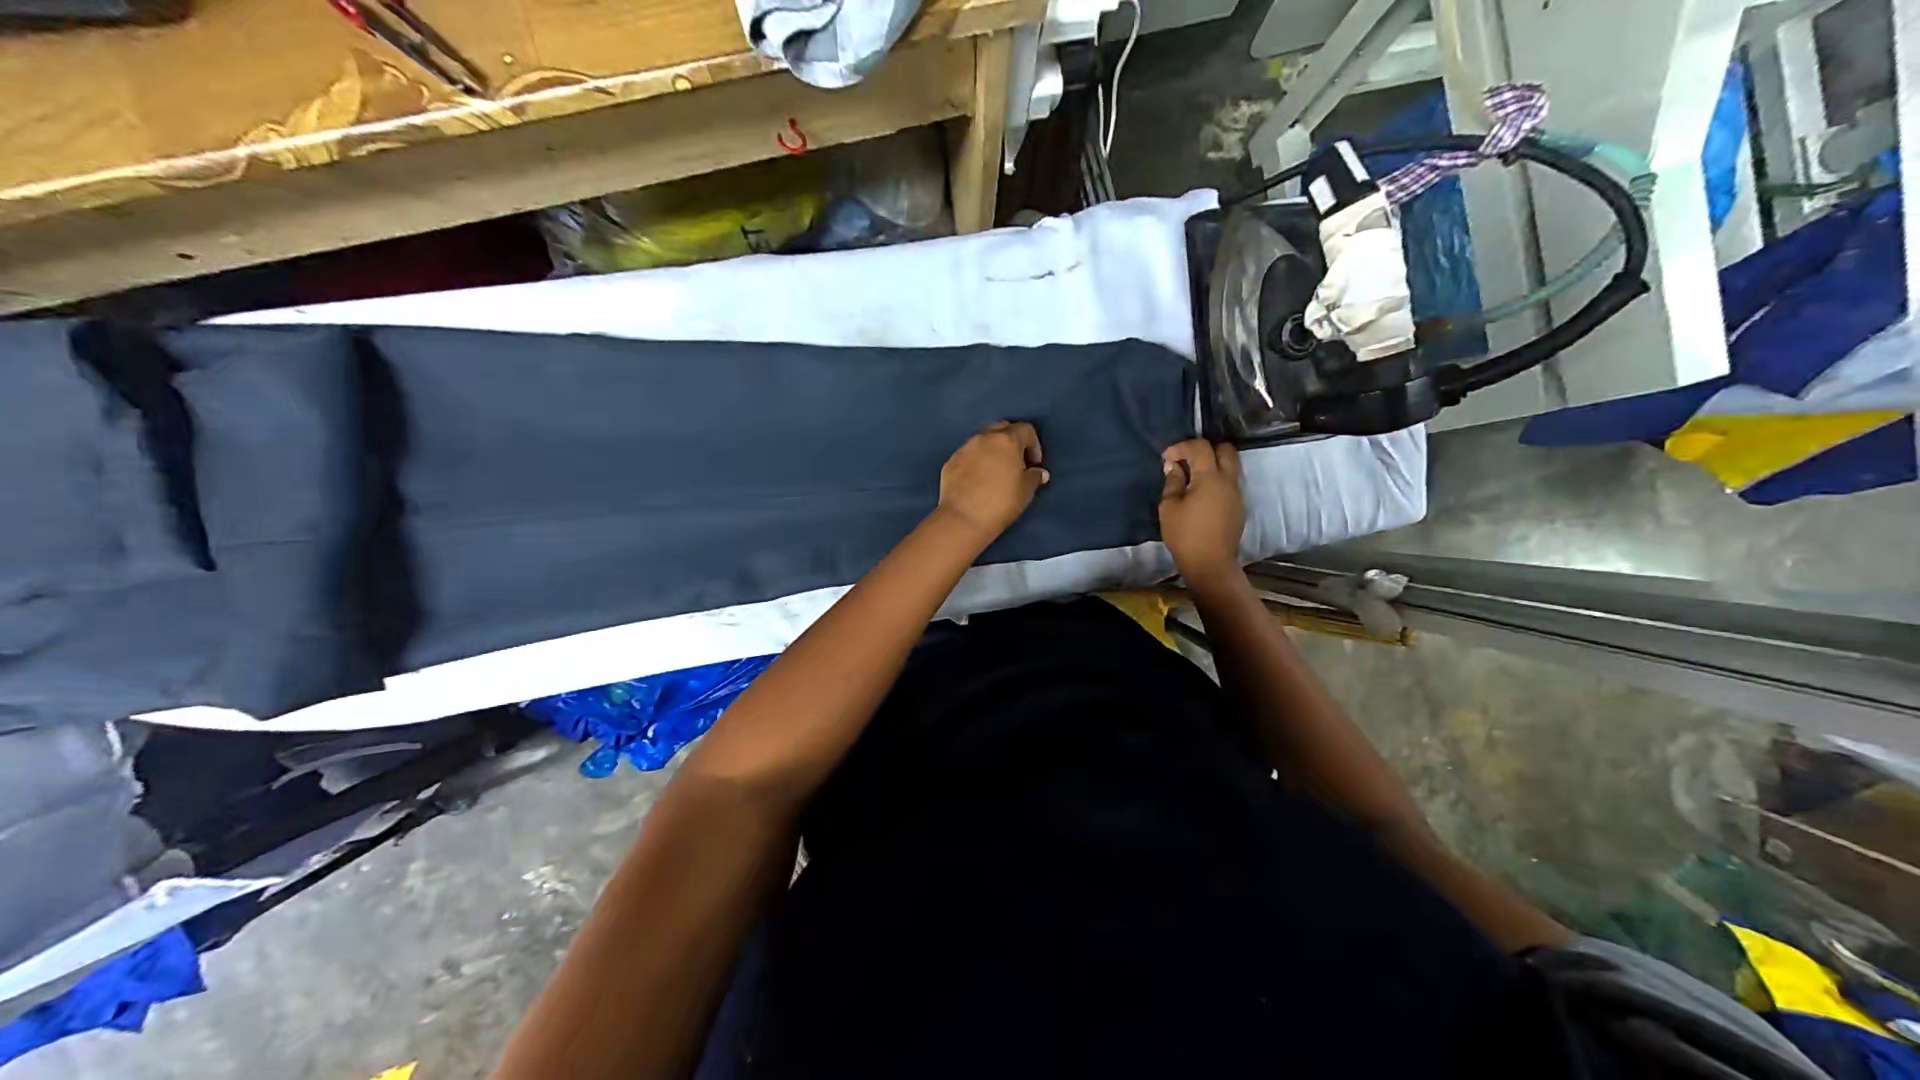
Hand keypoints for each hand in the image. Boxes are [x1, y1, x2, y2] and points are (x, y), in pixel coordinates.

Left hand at [936, 421, 1048, 543]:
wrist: (963, 519)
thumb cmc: (1001, 503)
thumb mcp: (1026, 491)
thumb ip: (1034, 476)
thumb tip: (1038, 472)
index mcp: (1006, 440)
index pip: (1025, 429)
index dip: (1034, 445)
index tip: (1034, 464)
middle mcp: (984, 438)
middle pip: (1002, 428)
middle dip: (1012, 440)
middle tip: (1016, 462)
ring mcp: (964, 448)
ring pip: (983, 440)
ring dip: (993, 449)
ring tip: (997, 470)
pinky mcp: (950, 461)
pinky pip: (968, 454)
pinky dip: (977, 460)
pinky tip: (978, 479)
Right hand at [1158, 439, 1244, 587]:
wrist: (1210, 564)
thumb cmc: (1185, 535)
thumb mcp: (1169, 507)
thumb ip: (1173, 482)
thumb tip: (1174, 467)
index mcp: (1210, 478)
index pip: (1201, 447)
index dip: (1182, 447)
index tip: (1166, 457)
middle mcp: (1228, 480)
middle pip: (1224, 449)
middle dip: (1204, 449)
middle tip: (1185, 460)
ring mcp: (1237, 493)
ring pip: (1230, 465)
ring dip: (1211, 464)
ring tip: (1191, 477)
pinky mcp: (1238, 505)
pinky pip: (1229, 482)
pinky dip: (1216, 479)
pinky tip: (1200, 493)